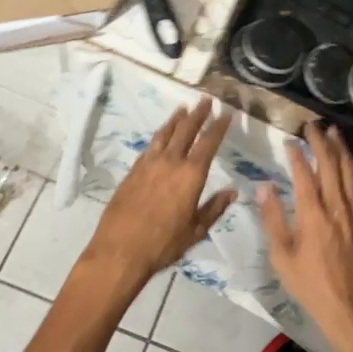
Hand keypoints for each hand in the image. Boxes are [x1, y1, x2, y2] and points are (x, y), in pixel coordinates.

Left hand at [85, 99, 235, 286]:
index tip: (226, 114)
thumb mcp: (196, 231)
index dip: (218, 126)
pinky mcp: (133, 171)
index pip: (208, 142)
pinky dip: (159, 135)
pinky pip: (150, 146)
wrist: (120, 251)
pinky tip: (161, 135)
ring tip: (183, 108)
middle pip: (186, 130)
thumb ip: (214, 208)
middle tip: (205, 100)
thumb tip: (232, 191)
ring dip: (176, 119)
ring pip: (165, 133)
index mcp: (191, 175)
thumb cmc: (163, 244)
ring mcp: (149, 164)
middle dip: (198, 114)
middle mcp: (171, 162)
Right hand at [257, 124, 352, 346]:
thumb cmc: (310, 284)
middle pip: (331, 164)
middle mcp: (336, 207)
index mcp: (313, 215)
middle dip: (321, 142)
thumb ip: (273, 219)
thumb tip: (264, 187)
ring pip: (350, 171)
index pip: (305, 174)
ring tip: (333, 132)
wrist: (349, 306)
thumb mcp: (282, 256)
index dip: (297, 154)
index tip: (289, 141)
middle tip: (312, 126)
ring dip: (341, 149)